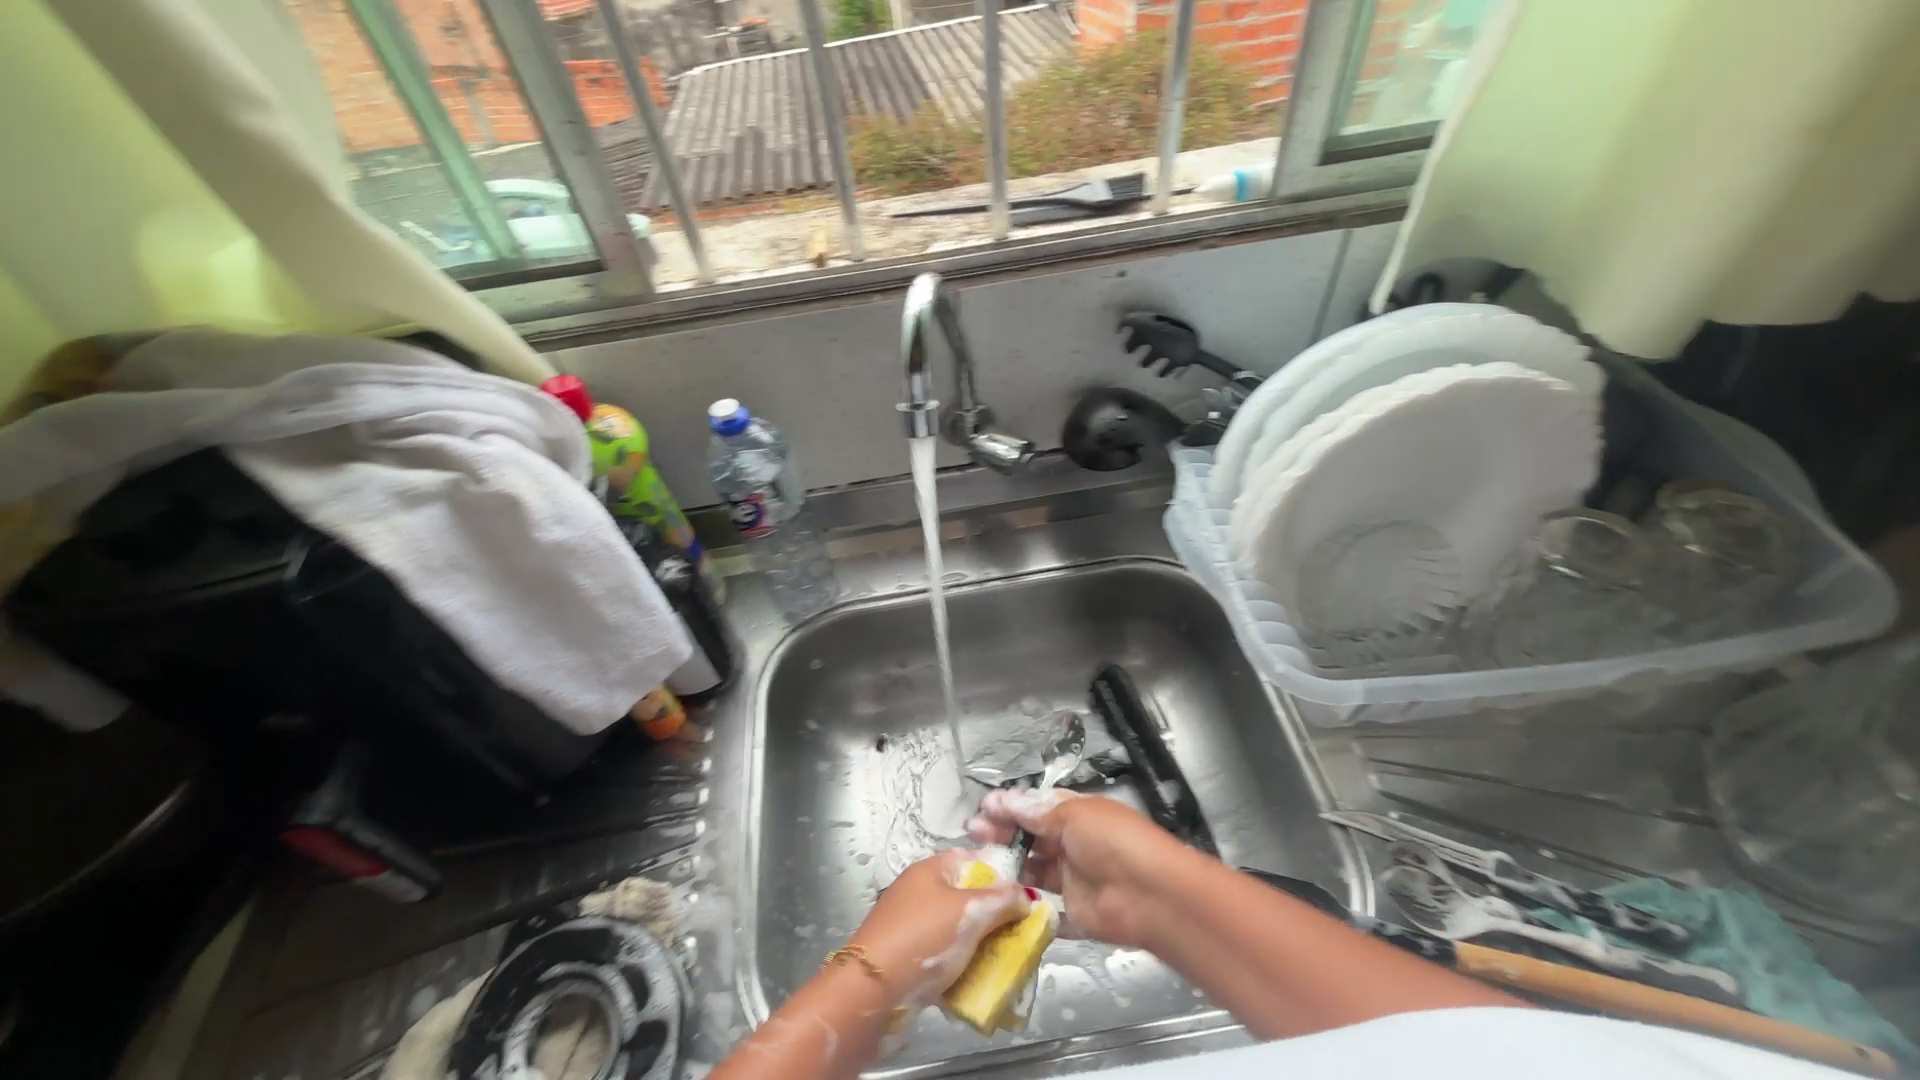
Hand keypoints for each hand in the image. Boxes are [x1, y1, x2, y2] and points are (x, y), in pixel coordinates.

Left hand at [845, 848, 1031, 1009]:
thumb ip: (1003, 899)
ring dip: (981, 947)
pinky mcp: (908, 959)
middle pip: (968, 898)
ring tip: (1005, 962)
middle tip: (1020, 936)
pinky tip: (979, 982)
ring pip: (958, 931)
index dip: (1000, 875)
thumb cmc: (922, 940)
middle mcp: (920, 893)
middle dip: (995, 917)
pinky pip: (945, 958)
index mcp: (930, 870)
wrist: (870, 993)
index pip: (972, 860)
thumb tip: (1026, 894)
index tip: (1023, 899)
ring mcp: (912, 927)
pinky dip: (962, 968)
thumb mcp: (970, 914)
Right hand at [966, 790, 1186, 947]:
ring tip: (979, 861)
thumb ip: (1038, 813)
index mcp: (1079, 815)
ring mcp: (1075, 879)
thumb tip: (1009, 802)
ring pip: (1034, 870)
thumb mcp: (1074, 815)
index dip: (1012, 807)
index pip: (1039, 807)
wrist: (1151, 895)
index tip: (984, 808)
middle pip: (1032, 838)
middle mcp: (1075, 844)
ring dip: (1008, 865)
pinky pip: (1046, 910)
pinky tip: (997, 893)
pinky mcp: (1075, 912)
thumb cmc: (1114, 843)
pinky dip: (1026, 904)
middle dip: (1003, 833)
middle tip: (974, 832)